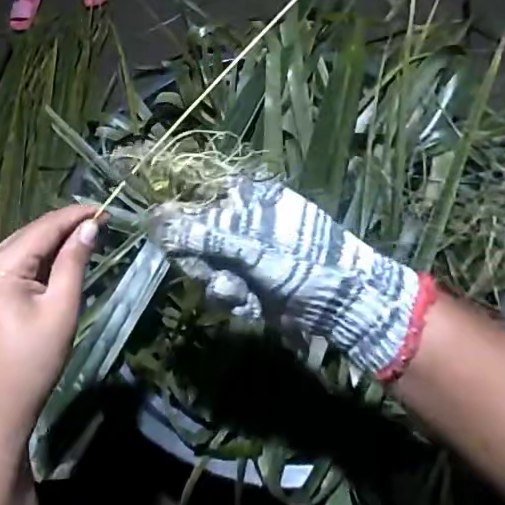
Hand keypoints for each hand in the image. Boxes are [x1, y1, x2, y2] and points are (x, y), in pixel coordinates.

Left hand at [0, 203, 99, 440]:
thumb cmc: (32, 361)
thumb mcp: (61, 308)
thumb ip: (74, 261)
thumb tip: (90, 226)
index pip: (44, 227)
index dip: (76, 215)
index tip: (107, 210)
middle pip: (32, 233)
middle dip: (67, 226)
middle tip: (102, 221)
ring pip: (25, 245)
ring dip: (55, 240)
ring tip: (89, 234)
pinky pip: (17, 261)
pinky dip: (41, 257)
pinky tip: (63, 256)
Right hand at [152, 178, 433, 380]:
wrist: (346, 303)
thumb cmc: (303, 260)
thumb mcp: (250, 246)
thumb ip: (204, 235)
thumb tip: (157, 220)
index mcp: (250, 198)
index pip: (200, 197)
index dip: (182, 218)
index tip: (170, 236)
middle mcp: (247, 222)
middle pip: (199, 237)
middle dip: (204, 262)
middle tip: (219, 276)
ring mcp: (250, 254)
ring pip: (209, 268)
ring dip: (222, 286)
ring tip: (243, 295)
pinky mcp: (254, 284)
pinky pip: (227, 290)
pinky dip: (237, 302)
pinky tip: (253, 307)